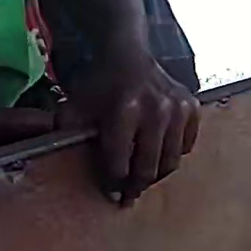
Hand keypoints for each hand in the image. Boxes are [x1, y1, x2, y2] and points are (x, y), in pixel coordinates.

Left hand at [72, 47, 199, 201]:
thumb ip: (68, 134)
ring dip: (157, 174)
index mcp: (124, 111)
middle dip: (137, 186)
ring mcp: (178, 109)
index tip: (112, 195)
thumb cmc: (100, 85)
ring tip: (144, 177)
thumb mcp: (76, 107)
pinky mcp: (192, 108)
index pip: (120, 162)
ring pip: (171, 161)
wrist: (128, 55)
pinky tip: (160, 151)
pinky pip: (186, 146)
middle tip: (130, 196)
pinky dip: (174, 154)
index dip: (114, 183)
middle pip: (149, 167)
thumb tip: (58, 165)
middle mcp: (156, 110)